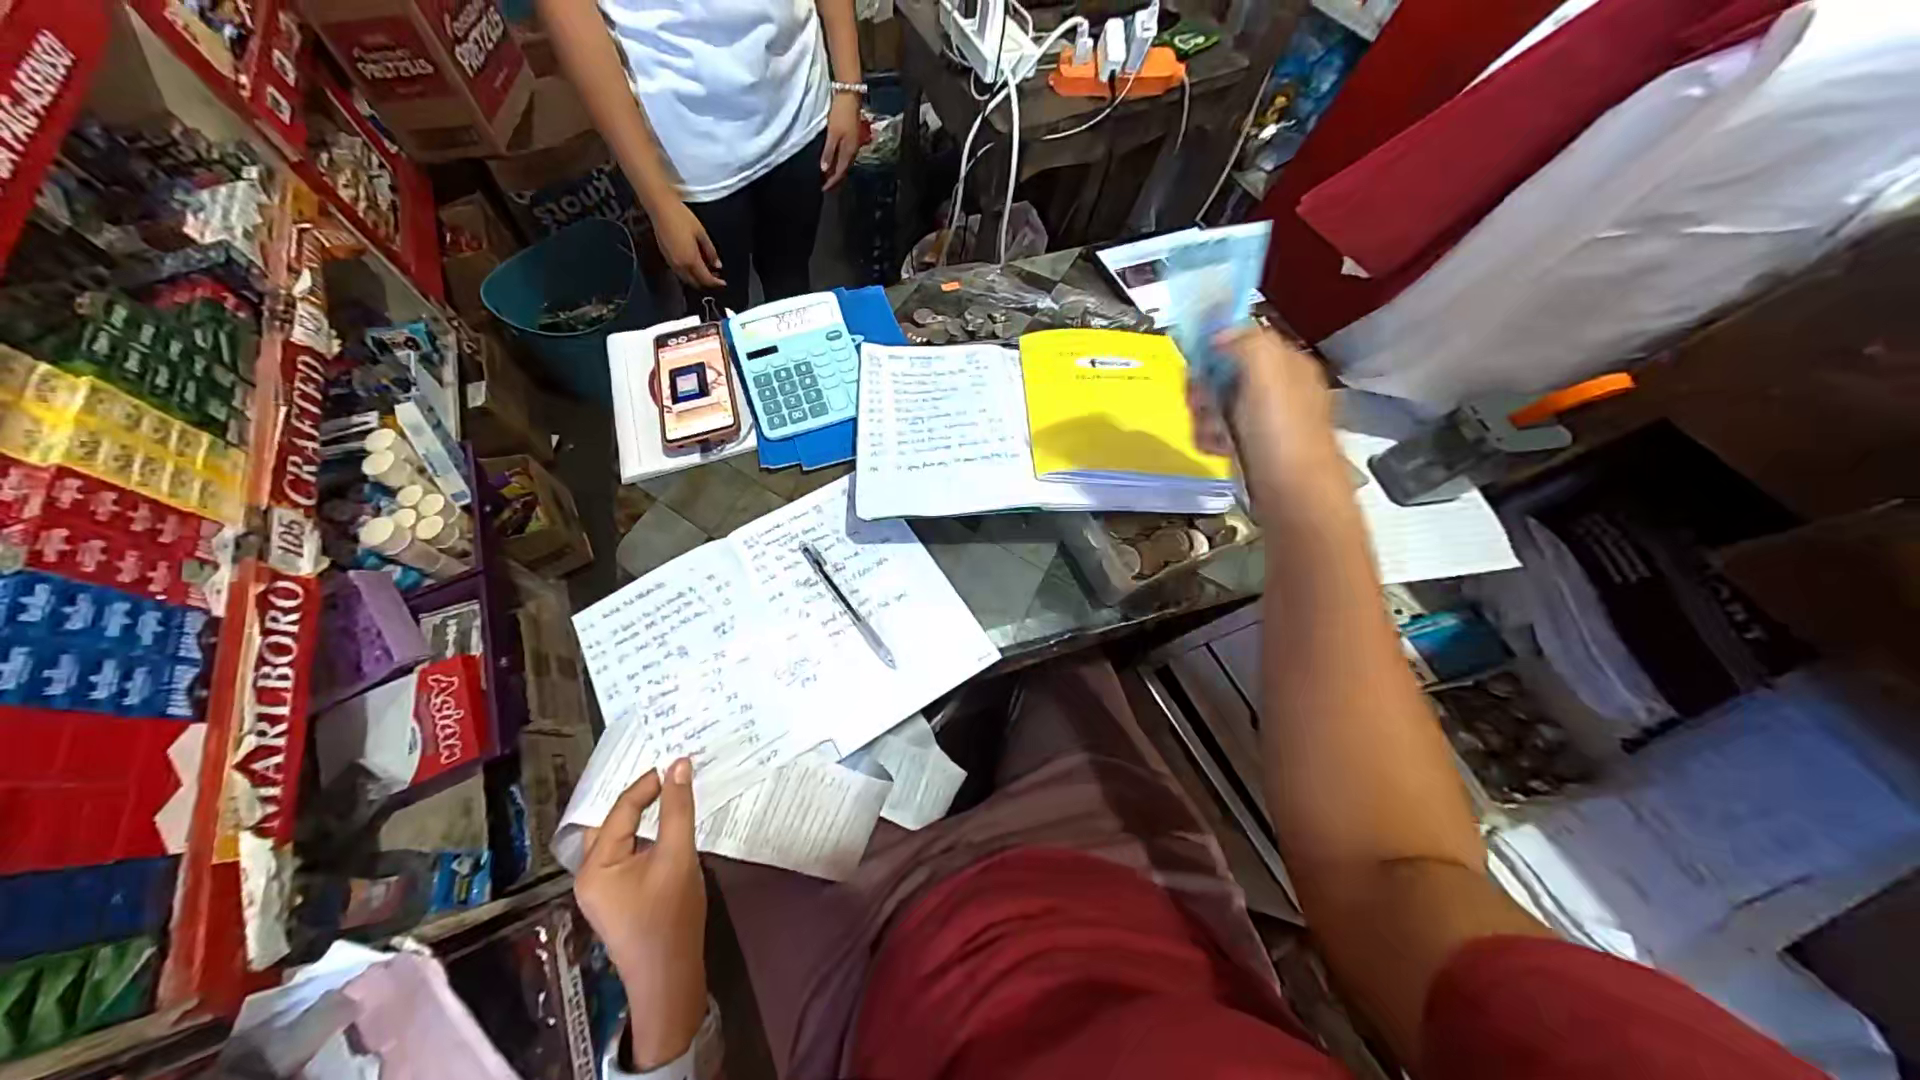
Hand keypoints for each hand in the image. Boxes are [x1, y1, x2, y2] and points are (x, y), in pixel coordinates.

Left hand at [574, 759, 706, 1068]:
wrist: (671, 975)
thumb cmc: (670, 916)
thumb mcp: (678, 855)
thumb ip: (678, 809)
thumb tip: (679, 765)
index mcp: (595, 867)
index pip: (620, 811)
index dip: (647, 784)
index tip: (676, 763)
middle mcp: (590, 874)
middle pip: (613, 822)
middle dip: (640, 796)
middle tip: (669, 771)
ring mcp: (603, 887)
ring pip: (621, 836)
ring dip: (644, 814)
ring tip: (670, 791)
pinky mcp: (618, 894)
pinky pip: (628, 851)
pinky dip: (646, 833)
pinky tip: (666, 825)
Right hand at [650, 199, 724, 290]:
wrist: (660, 207)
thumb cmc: (679, 217)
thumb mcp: (702, 234)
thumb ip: (711, 252)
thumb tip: (717, 264)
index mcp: (691, 260)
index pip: (706, 280)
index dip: (716, 283)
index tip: (723, 282)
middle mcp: (679, 264)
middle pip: (696, 283)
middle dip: (707, 284)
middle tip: (716, 278)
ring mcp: (671, 262)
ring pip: (686, 279)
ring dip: (697, 279)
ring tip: (706, 271)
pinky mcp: (665, 257)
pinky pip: (679, 272)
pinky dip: (688, 273)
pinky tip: (693, 265)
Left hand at [820, 93, 862, 190]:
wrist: (850, 96)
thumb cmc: (840, 115)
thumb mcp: (832, 134)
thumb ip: (829, 152)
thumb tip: (824, 170)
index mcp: (848, 152)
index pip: (839, 172)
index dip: (831, 182)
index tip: (823, 189)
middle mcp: (852, 151)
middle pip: (843, 170)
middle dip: (834, 179)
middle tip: (825, 186)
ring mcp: (853, 144)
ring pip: (844, 163)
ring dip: (837, 171)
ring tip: (828, 177)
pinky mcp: (851, 138)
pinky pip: (845, 156)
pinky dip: (838, 162)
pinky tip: (834, 162)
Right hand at [1188, 327, 1340, 491]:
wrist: (1293, 495)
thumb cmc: (1280, 433)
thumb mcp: (1267, 372)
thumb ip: (1244, 342)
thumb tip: (1220, 334)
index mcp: (1285, 362)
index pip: (1241, 337)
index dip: (1215, 346)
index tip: (1198, 364)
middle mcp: (1275, 386)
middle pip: (1222, 372)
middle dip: (1204, 388)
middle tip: (1201, 404)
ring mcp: (1262, 418)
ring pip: (1215, 403)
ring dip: (1203, 417)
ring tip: (1212, 434)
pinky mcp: (1249, 446)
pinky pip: (1218, 431)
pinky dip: (1210, 438)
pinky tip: (1215, 448)